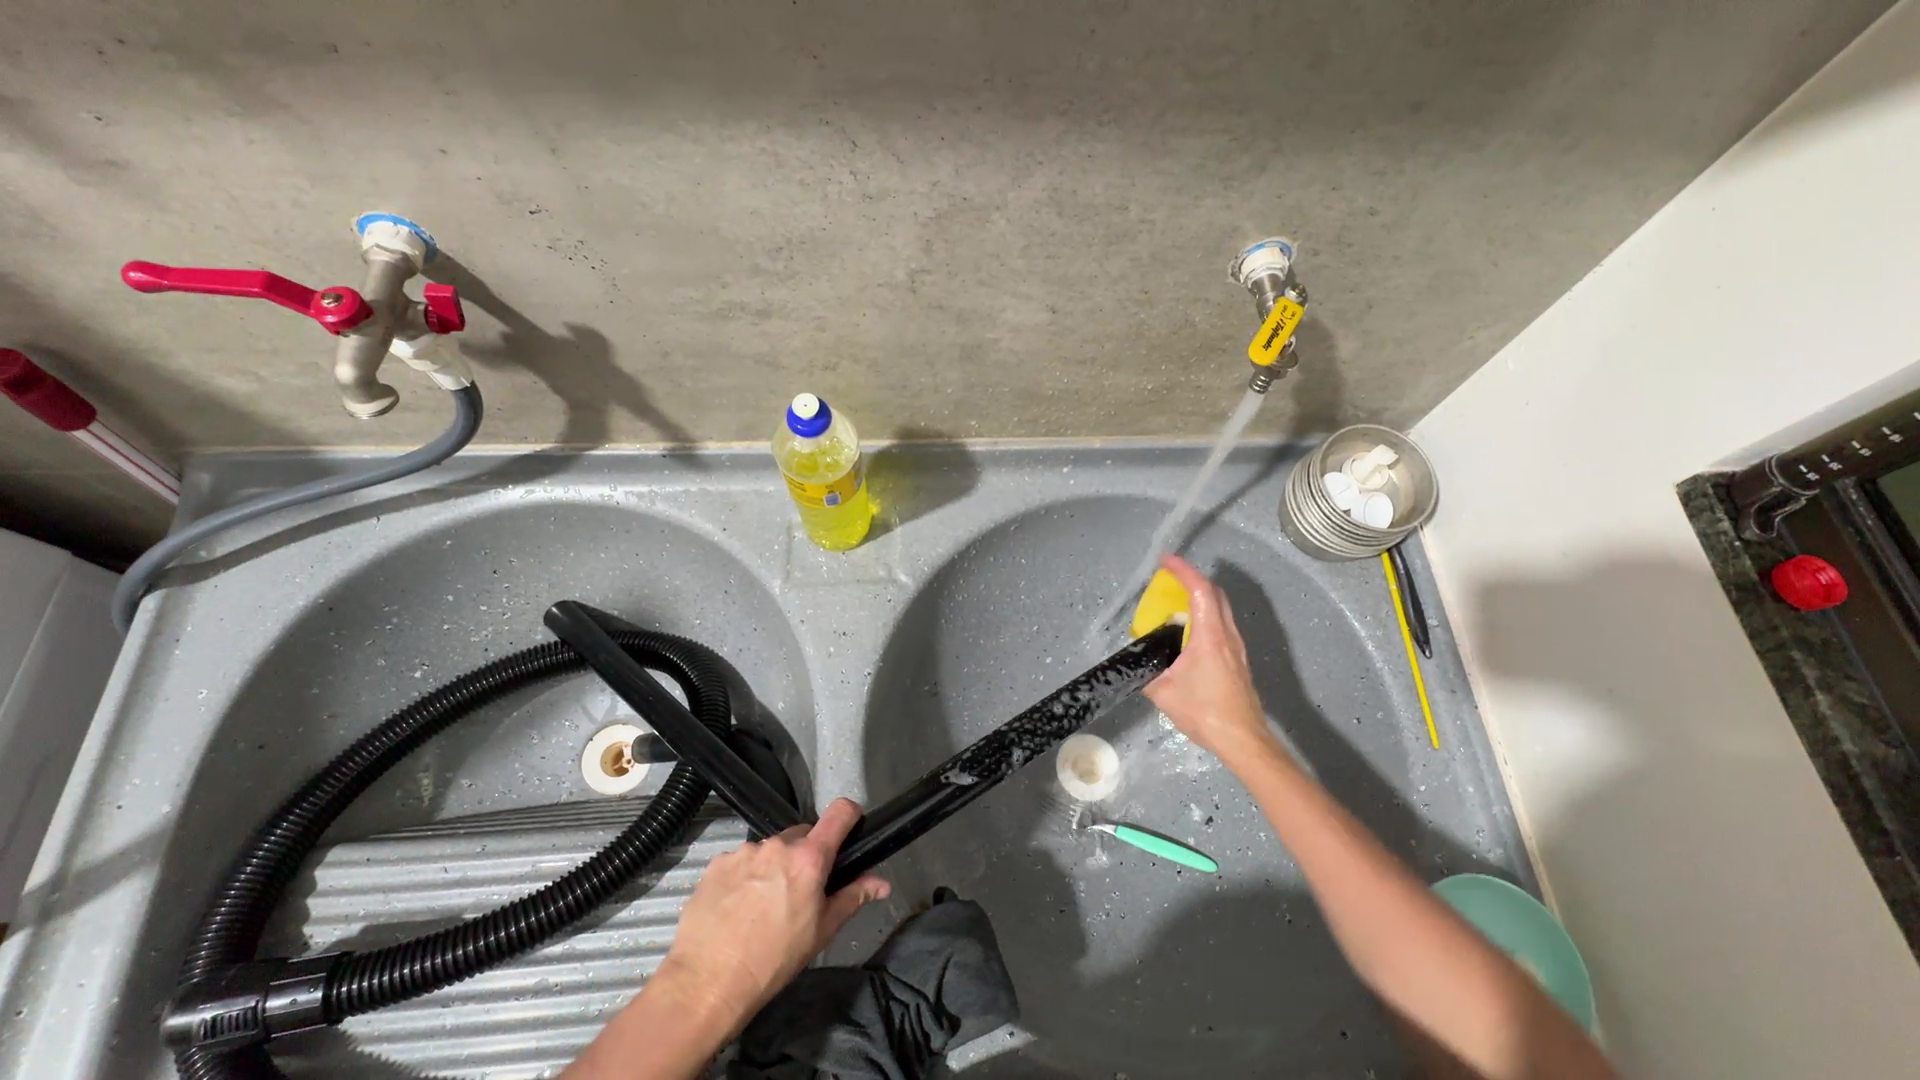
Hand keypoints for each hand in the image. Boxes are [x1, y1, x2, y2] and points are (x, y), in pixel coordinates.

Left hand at [655, 798, 889, 1027]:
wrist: (709, 981)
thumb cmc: (774, 959)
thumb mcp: (822, 931)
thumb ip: (854, 897)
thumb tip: (882, 883)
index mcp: (809, 858)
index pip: (840, 813)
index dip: (850, 817)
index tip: (849, 831)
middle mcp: (776, 845)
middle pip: (802, 836)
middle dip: (806, 856)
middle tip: (801, 892)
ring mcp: (743, 852)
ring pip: (770, 850)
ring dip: (774, 867)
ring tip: (763, 906)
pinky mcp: (716, 863)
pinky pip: (741, 861)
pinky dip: (745, 876)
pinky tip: (738, 907)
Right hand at [1142, 555, 1274, 761]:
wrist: (1242, 738)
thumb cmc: (1204, 712)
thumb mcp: (1164, 692)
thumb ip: (1147, 673)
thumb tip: (1137, 664)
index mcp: (1210, 637)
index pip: (1200, 591)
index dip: (1183, 571)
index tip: (1166, 561)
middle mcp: (1227, 635)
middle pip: (1215, 594)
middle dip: (1192, 579)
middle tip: (1169, 579)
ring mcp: (1237, 647)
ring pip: (1222, 609)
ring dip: (1201, 598)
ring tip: (1176, 602)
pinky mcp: (1238, 660)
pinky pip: (1222, 625)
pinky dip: (1206, 615)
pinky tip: (1189, 632)